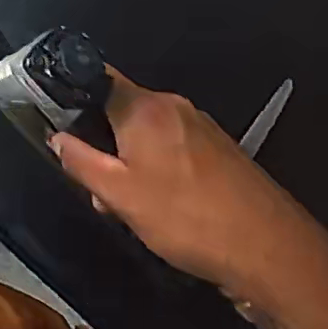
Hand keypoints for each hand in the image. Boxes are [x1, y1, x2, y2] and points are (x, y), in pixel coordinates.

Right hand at [52, 71, 327, 315]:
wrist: (271, 250)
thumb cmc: (186, 217)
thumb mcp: (119, 195)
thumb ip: (80, 161)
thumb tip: (56, 137)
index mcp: (143, 107)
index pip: (97, 78)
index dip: (73, 97)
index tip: (61, 126)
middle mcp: (173, 105)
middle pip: (121, 110)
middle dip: (102, 142)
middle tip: (98, 187)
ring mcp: (200, 125)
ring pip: (146, 132)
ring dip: (128, 160)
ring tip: (130, 205)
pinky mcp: (219, 147)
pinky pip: (172, 145)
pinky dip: (157, 166)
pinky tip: (162, 204)